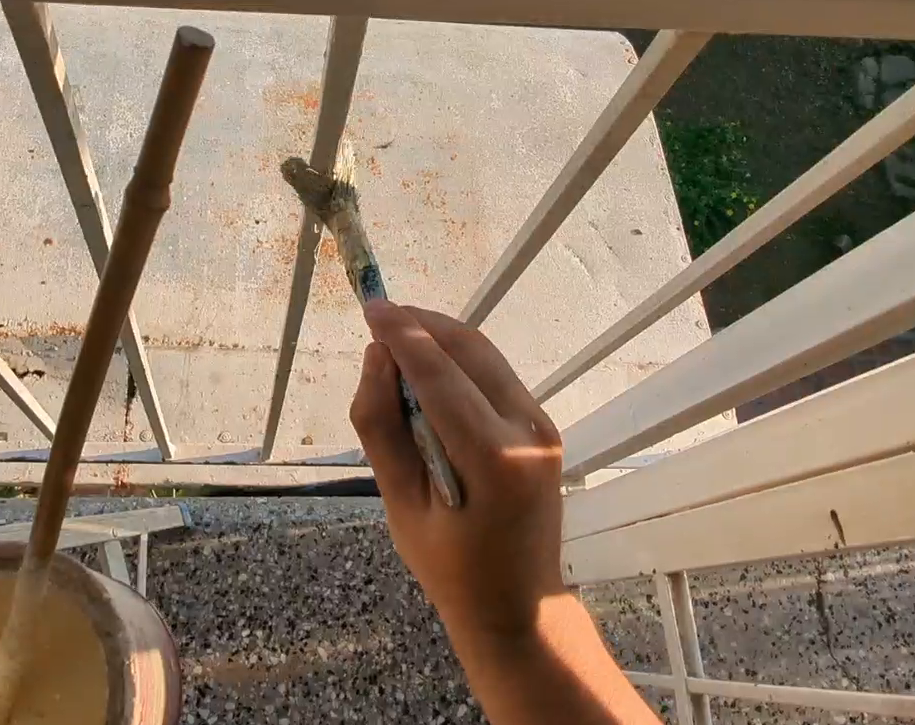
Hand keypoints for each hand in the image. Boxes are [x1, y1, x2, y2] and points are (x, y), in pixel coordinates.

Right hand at [350, 299, 566, 643]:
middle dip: (422, 324)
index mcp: (494, 460)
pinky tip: (428, 363)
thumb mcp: (399, 504)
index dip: (403, 334)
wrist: (521, 607)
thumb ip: (382, 426)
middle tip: (379, 317)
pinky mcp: (543, 425)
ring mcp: (543, 425)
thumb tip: (377, 357)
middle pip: (469, 350)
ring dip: (440, 336)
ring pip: (485, 355)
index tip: (371, 307)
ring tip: (397, 334)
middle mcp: (529, 431)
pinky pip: (495, 373)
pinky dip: (459, 358)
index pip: (440, 376)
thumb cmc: (450, 568)